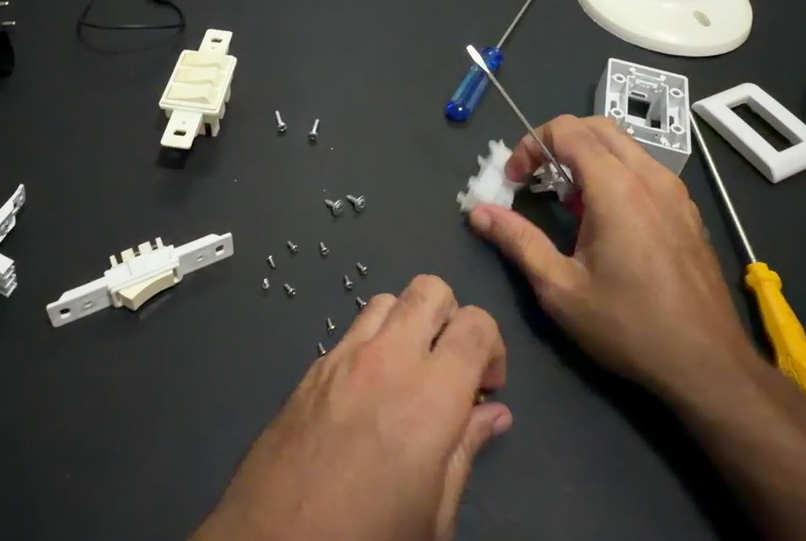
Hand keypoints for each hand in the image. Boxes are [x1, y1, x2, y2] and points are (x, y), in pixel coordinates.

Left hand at [194, 275, 511, 540]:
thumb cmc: (367, 535)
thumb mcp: (433, 513)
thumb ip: (466, 450)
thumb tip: (494, 413)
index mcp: (430, 394)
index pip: (476, 323)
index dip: (494, 346)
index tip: (488, 388)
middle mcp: (387, 358)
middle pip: (430, 289)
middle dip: (452, 316)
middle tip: (452, 367)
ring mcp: (343, 356)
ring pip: (387, 300)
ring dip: (408, 323)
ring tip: (410, 373)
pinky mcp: (311, 368)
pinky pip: (352, 330)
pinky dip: (373, 344)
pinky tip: (370, 392)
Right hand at [468, 114, 760, 403]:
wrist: (708, 365)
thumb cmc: (629, 327)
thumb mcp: (560, 289)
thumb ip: (518, 241)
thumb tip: (479, 212)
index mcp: (617, 189)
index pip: (568, 130)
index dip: (531, 144)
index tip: (515, 180)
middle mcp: (650, 178)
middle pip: (597, 127)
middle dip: (557, 142)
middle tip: (536, 180)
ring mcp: (675, 193)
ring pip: (624, 146)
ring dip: (587, 157)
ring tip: (567, 202)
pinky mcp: (687, 211)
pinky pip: (645, 170)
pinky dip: (615, 173)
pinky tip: (604, 220)